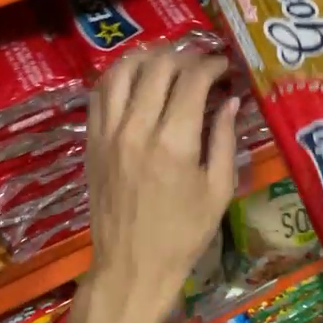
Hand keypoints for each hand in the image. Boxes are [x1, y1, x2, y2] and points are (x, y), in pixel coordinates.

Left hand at [85, 49, 238, 322]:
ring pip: (122, 71)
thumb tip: (230, 100)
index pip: (192, 80)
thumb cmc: (183, 234)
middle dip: (184, 56)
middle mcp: (137, 129)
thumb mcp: (218, 190)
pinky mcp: (92, 141)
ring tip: (167, 61)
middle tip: (201, 63)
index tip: (225, 66)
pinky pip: (100, 93)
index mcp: (174, 143)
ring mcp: (108, 133)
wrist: (132, 266)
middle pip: (158, 67)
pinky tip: (135, 78)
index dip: (212, 64)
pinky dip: (118, 76)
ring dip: (148, 57)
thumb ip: (224, 139)